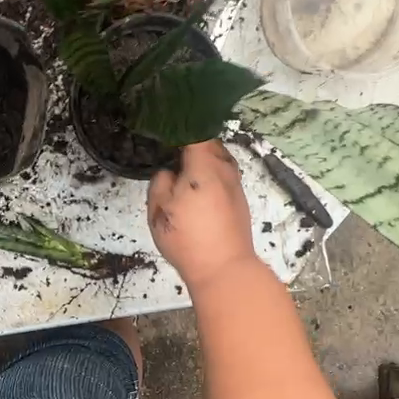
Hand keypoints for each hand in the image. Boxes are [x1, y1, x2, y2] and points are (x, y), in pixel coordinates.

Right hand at [147, 141, 258, 289]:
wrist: (223, 268)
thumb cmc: (187, 237)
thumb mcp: (158, 211)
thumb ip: (160, 183)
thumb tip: (169, 173)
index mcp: (203, 165)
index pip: (194, 133)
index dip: (179, 130)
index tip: (165, 133)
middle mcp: (224, 169)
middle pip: (210, 145)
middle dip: (193, 146)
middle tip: (173, 155)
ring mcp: (235, 186)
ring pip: (220, 162)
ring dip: (205, 163)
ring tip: (186, 175)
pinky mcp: (240, 202)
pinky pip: (224, 179)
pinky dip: (212, 179)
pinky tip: (200, 194)